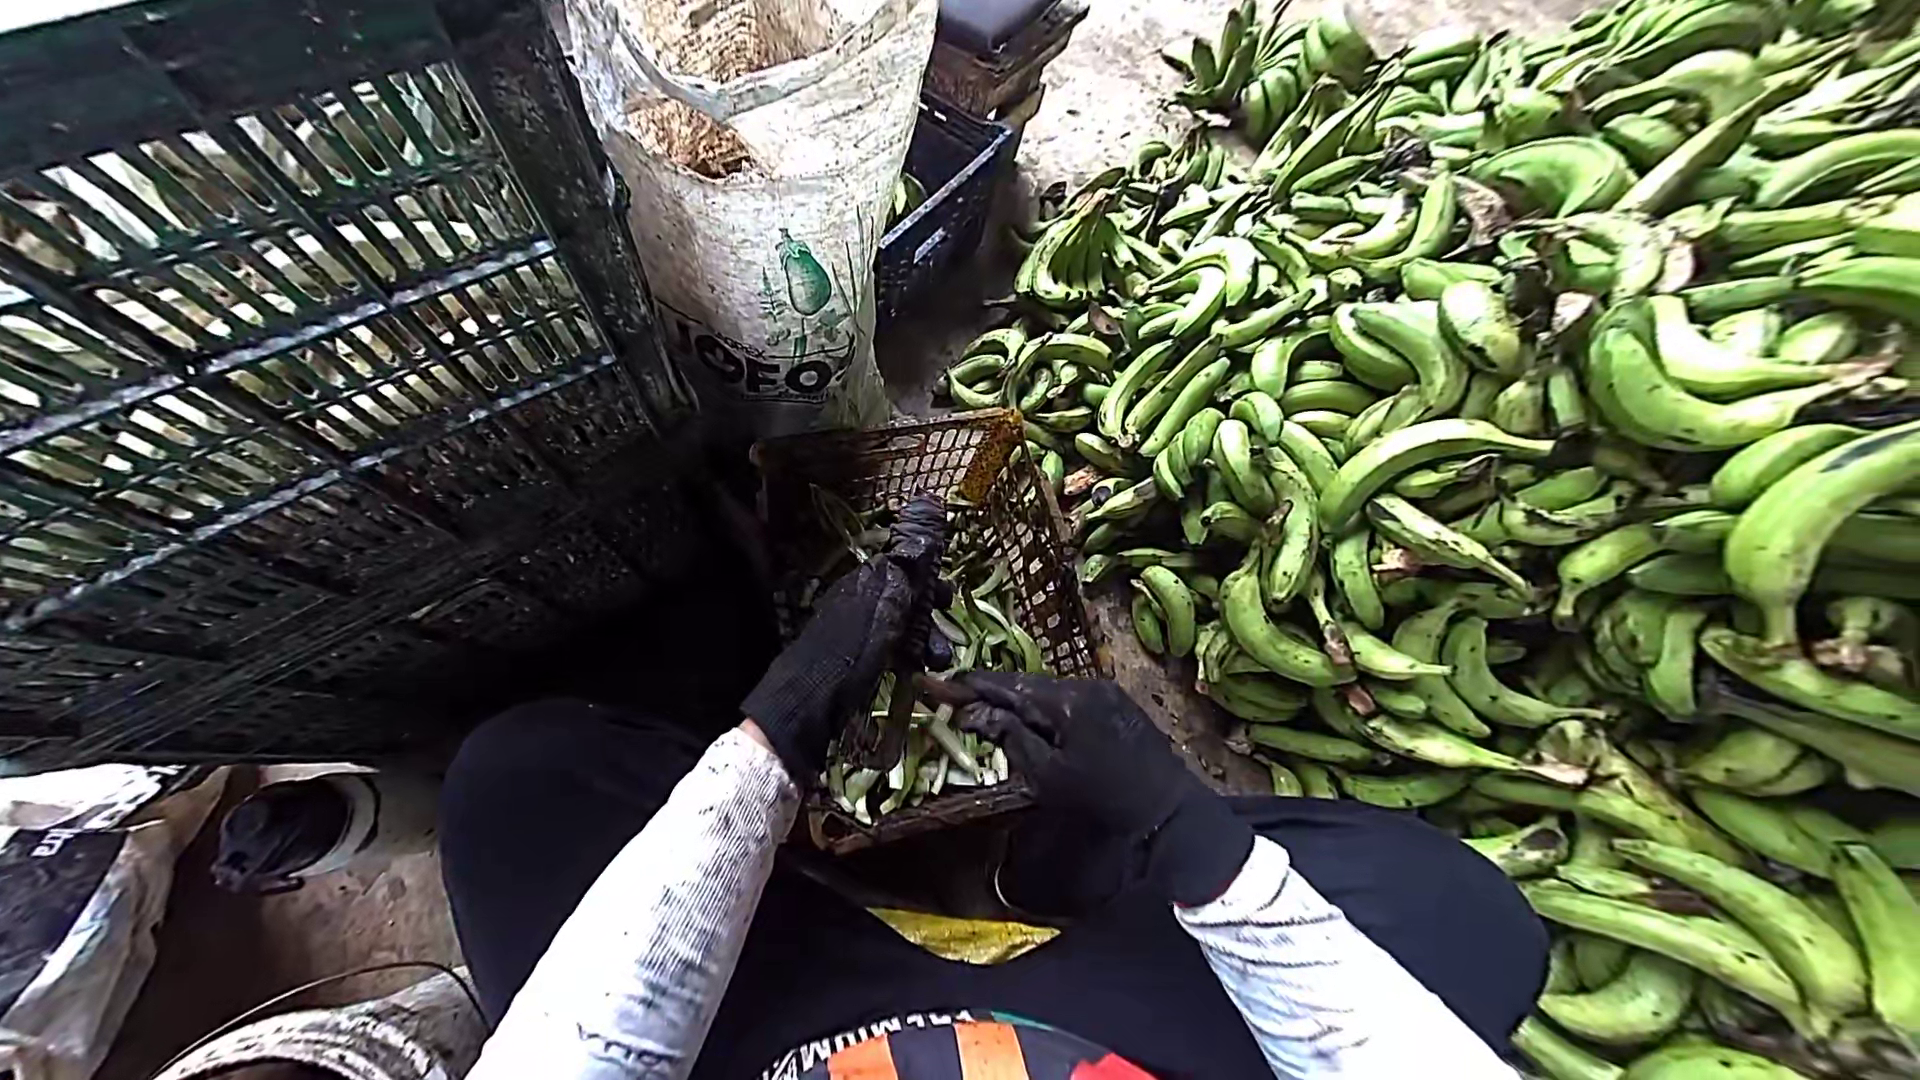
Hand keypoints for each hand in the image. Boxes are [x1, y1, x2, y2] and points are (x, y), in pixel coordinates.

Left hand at [743, 496, 948, 779]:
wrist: (809, 703)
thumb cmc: (847, 654)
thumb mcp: (879, 613)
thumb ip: (898, 584)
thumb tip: (914, 550)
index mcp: (864, 584)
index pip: (901, 570)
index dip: (927, 581)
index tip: (947, 596)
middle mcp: (862, 603)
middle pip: (906, 601)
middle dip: (930, 616)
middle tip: (946, 632)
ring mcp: (861, 633)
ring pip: (903, 628)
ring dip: (926, 641)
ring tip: (939, 660)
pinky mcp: (861, 660)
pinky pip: (894, 652)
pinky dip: (911, 659)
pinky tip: (920, 672)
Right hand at [958, 673, 1252, 904]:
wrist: (1168, 808)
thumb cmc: (1102, 797)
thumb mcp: (1047, 776)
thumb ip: (1010, 738)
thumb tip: (972, 714)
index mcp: (1065, 701)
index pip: (1008, 686)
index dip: (972, 685)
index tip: (940, 681)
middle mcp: (1083, 683)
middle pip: (1026, 684)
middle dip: (993, 692)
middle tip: (959, 699)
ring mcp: (1101, 688)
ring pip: (1047, 688)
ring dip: (1019, 699)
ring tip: (990, 710)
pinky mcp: (1113, 698)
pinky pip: (1066, 695)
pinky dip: (1043, 705)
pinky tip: (1032, 718)